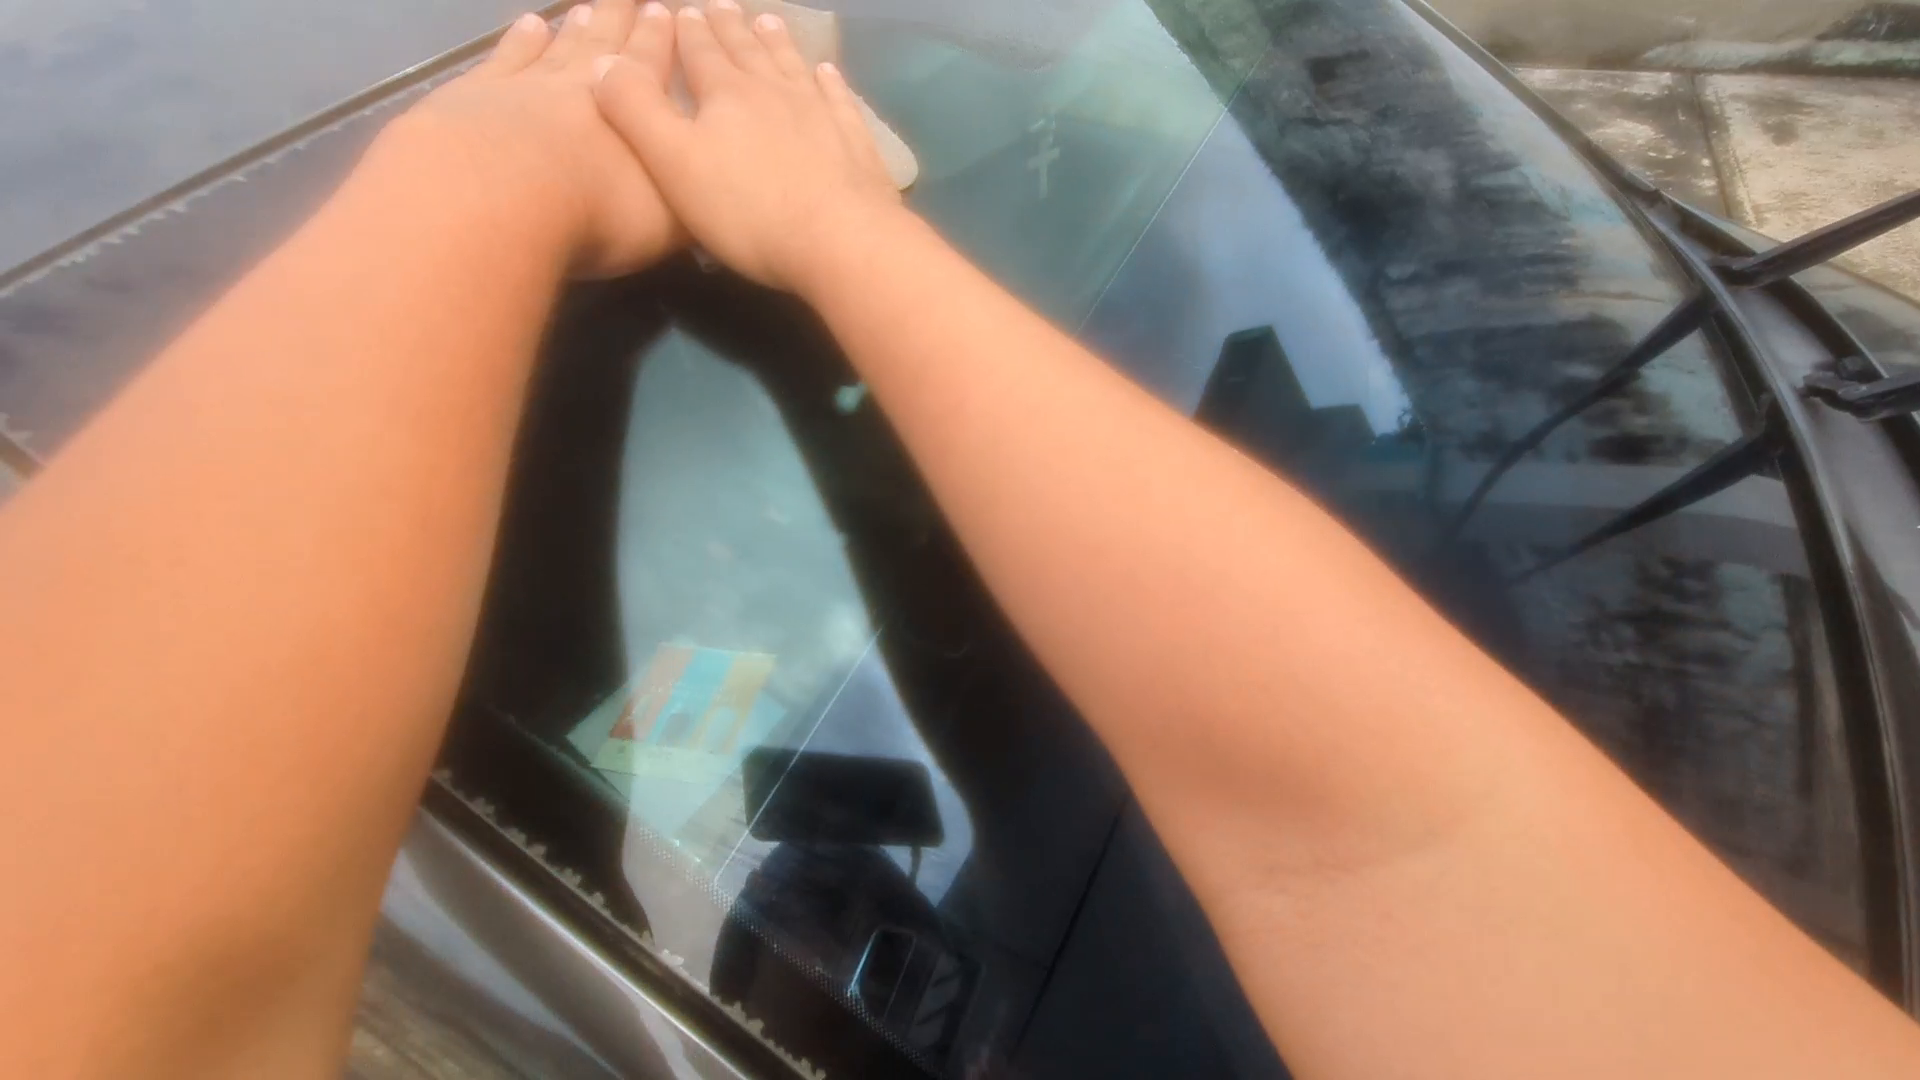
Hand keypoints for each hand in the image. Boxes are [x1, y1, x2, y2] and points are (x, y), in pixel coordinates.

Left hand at [390, 0, 684, 277]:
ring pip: (560, 47)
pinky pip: (506, 58)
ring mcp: (527, 84)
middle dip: (624, 23)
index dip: (663, 43)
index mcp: (634, 110)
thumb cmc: (600, 212)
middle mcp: (584, 85)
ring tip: (588, 9)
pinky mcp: (476, 94)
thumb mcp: (668, 222)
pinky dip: (519, 40)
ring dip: (576, 29)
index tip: (667, 14)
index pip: (653, 67)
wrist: (501, 197)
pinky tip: (529, 25)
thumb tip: (705, 182)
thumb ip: (688, 197)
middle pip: (608, 46)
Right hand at [591, 0, 903, 291]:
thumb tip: (602, 62)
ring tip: (768, 21)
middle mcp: (775, 93)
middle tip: (720, 5)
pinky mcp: (855, 146)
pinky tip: (828, 73)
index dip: (686, 32)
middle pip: (746, 53)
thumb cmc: (749, 212)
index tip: (679, 10)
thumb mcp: (673, 163)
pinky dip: (831, 83)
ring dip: (777, 44)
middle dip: (728, 29)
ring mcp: (821, 116)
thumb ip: (635, 110)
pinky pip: (840, 102)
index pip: (699, 53)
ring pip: (792, 68)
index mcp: (726, 95)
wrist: (840, 241)